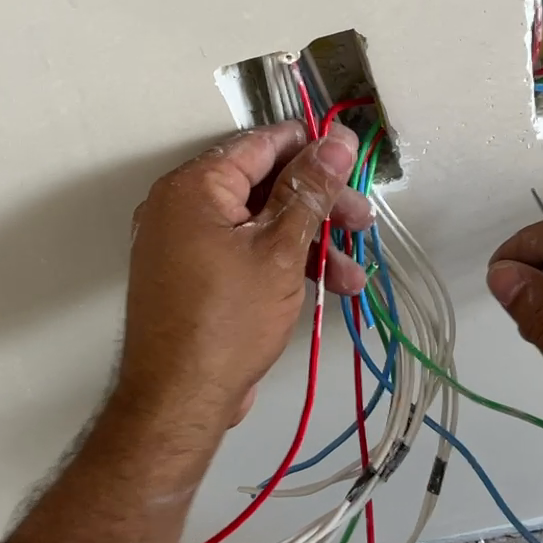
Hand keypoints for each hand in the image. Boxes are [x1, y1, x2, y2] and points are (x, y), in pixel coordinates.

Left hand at [118, 121, 368, 427]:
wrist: (178, 401)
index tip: (353, 157)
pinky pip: (243, 251)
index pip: (261, 143)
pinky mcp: (194, 274)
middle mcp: (182, 204)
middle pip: (264, 184)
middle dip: (319, 205)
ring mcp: (185, 242)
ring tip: (353, 274)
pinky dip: (281, 263)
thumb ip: (310, 190)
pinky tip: (327, 288)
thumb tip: (337, 140)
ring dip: (309, 242)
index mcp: (195, 185)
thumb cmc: (228, 319)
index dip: (311, 147)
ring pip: (259, 223)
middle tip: (363, 221)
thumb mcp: (280, 249)